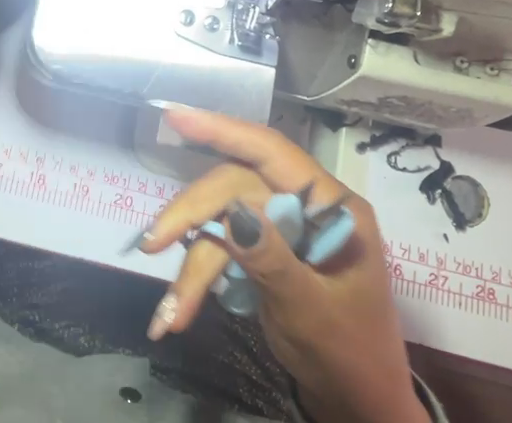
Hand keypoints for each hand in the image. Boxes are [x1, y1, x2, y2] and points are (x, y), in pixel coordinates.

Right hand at [138, 108, 426, 422]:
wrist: (359, 405)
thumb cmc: (349, 355)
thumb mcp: (312, 311)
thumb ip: (273, 259)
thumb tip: (230, 213)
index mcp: (333, 205)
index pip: (272, 152)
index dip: (223, 130)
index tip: (176, 118)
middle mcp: (307, 205)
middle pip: (236, 187)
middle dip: (193, 215)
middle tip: (153, 242)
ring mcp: (285, 228)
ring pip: (222, 222)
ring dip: (192, 263)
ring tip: (171, 311)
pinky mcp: (266, 252)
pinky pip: (223, 248)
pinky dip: (199, 278)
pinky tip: (178, 309)